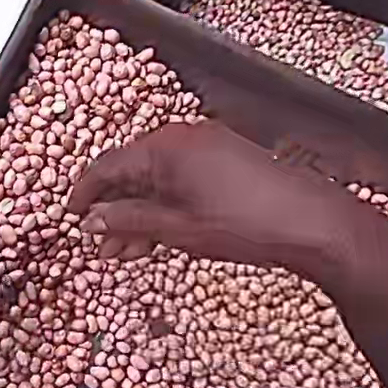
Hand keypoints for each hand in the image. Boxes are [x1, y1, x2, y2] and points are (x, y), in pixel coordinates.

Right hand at [65, 121, 385, 277]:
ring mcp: (206, 145)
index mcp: (163, 147)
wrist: (316, 225)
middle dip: (113, 210)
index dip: (84, 194)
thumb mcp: (175, 228)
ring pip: (155, 178)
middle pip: (130, 172)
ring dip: (138, 212)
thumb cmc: (243, 225)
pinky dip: (164, 204)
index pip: (106, 166)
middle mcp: (182, 137)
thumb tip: (91, 221)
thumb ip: (127, 221)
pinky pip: (180, 178)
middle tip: (102, 245)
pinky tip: (158, 233)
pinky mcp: (226, 158)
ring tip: (128, 250)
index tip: (71, 216)